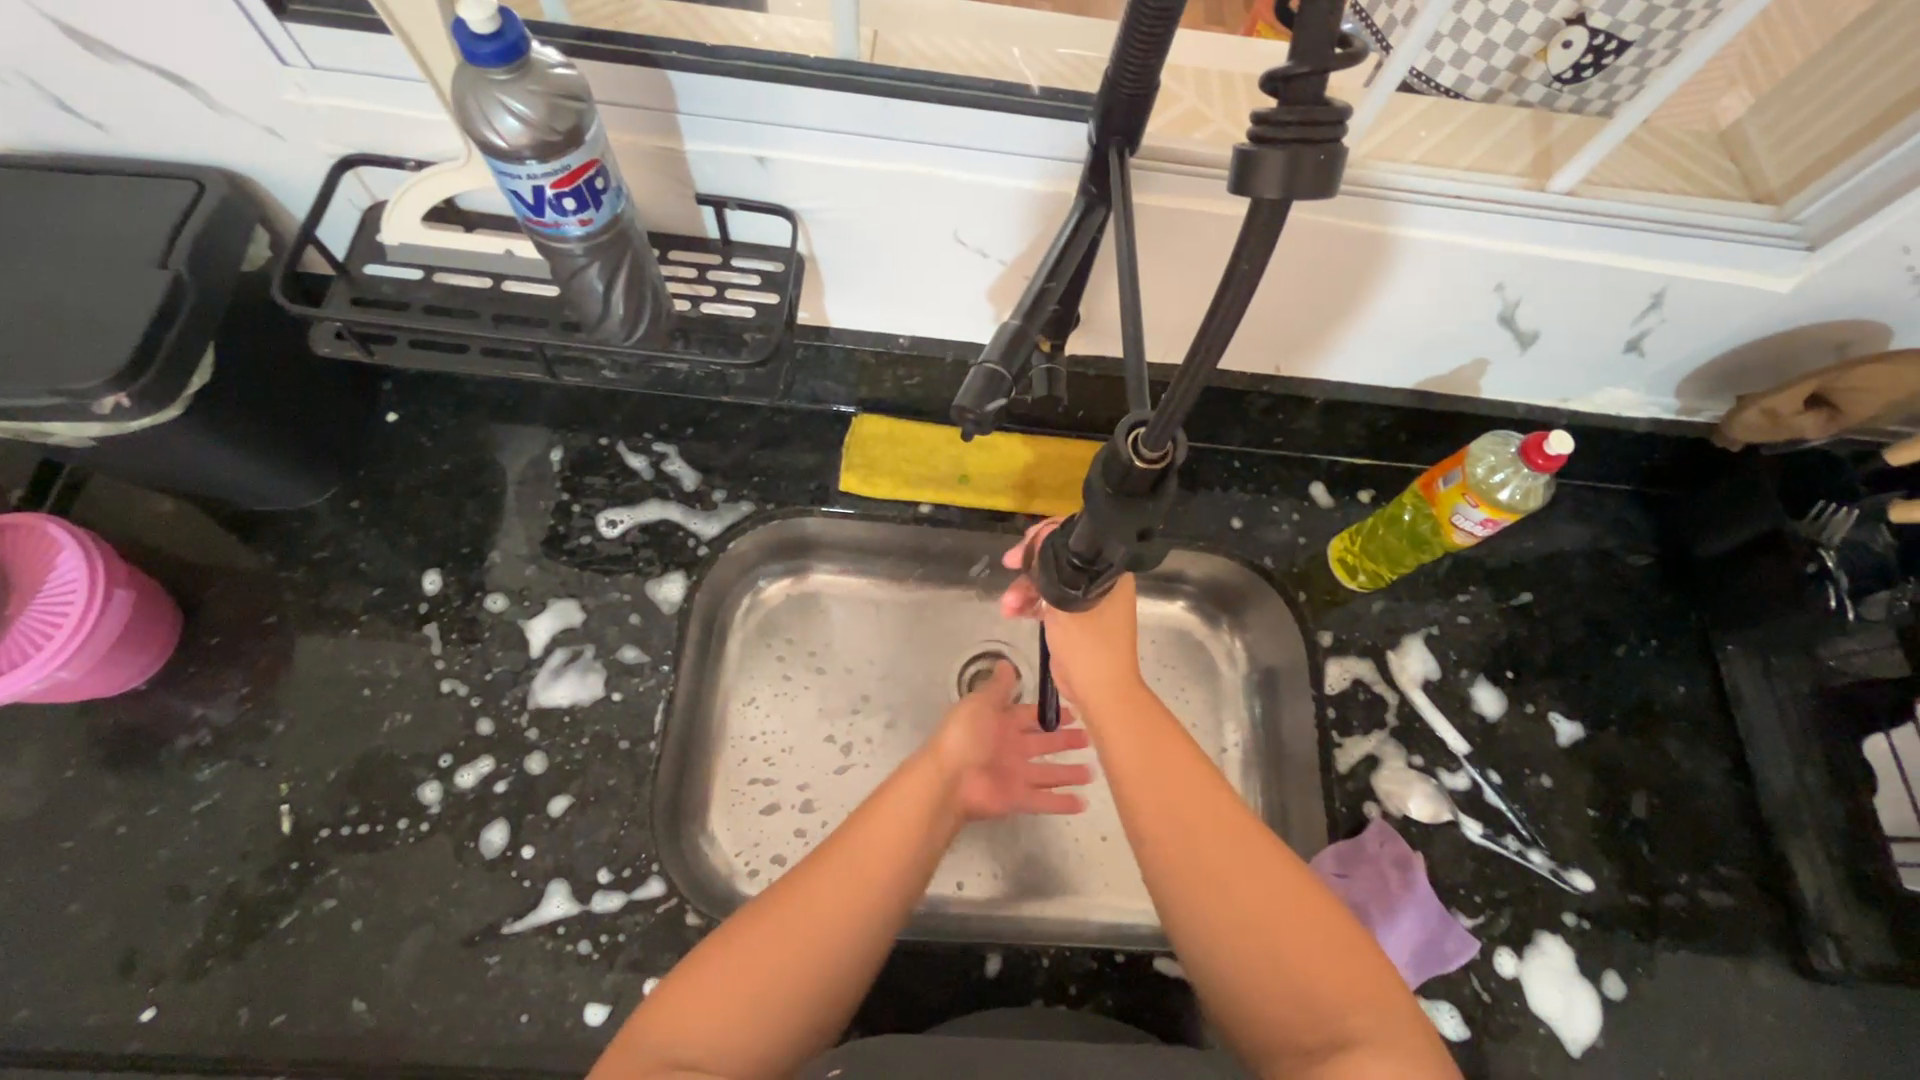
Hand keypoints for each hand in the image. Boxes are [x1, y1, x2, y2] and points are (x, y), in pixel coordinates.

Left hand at [927, 660, 1092, 820]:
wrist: (950, 779)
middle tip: (1089, 739)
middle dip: (1064, 741)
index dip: (1050, 715)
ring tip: (1092, 772)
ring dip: (1068, 773)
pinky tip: (1083, 803)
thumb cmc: (966, 736)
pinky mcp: (1017, 799)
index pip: (1030, 716)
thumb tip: (1005, 662)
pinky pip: (1044, 800)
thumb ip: (998, 687)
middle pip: (1042, 744)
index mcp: (1000, 724)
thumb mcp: (981, 703)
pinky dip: (1062, 802)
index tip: (1074, 713)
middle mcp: (1009, 748)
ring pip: (1047, 773)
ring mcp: (1014, 775)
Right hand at [999, 518, 1145, 708]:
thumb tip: (1040, 536)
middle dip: (1030, 566)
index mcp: (1108, 571)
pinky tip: (1013, 613)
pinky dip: (1031, 605)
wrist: (1100, 691)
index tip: (1023, 544)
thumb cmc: (1089, 644)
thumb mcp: (1064, 600)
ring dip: (1025, 590)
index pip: (1077, 538)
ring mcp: (1088, 603)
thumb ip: (1050, 566)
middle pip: (1060, 561)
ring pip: (1051, 583)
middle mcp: (1100, 582)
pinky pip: (1050, 603)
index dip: (1046, 536)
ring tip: (1007, 606)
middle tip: (1007, 565)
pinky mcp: (1075, 621)